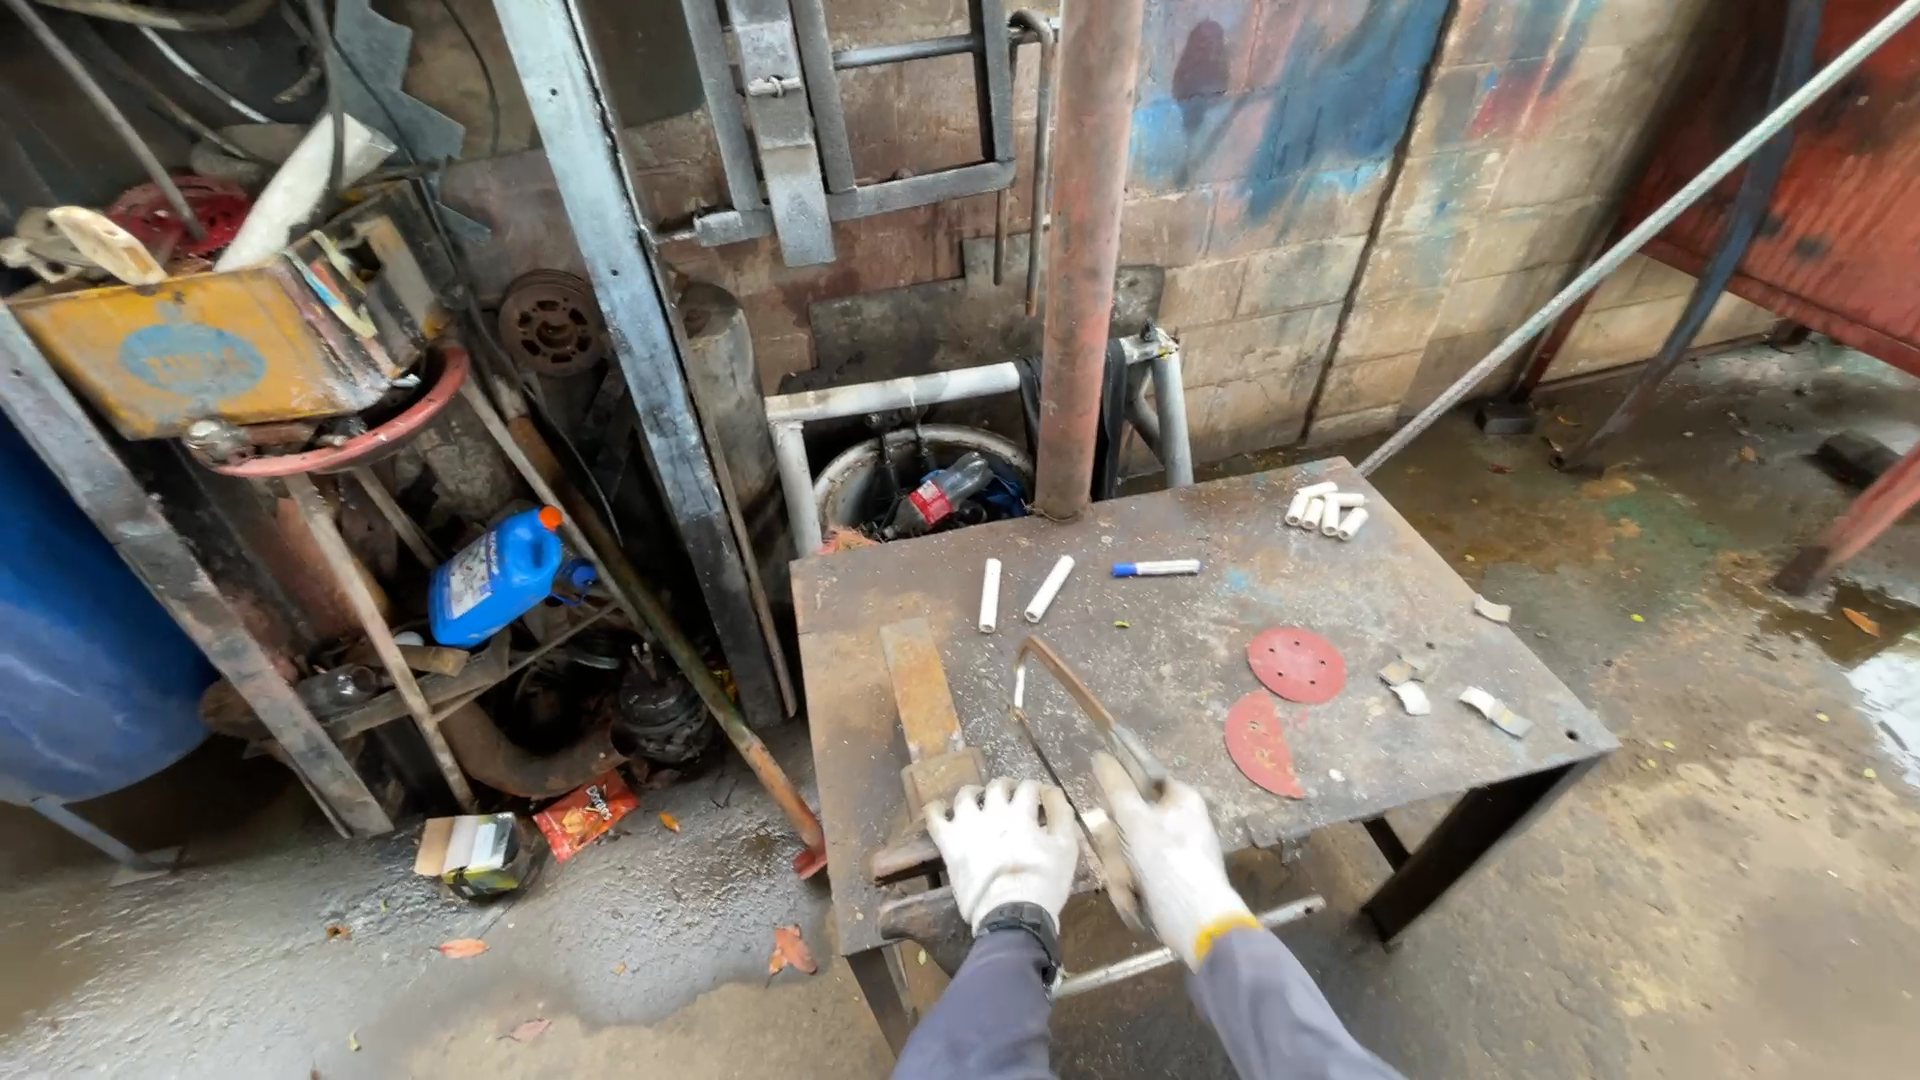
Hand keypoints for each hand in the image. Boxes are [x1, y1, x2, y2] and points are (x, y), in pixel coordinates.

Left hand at [925, 778, 1078, 933]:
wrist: (1012, 913)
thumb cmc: (1044, 882)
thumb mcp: (1066, 848)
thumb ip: (1062, 815)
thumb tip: (1053, 792)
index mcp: (1021, 812)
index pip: (1028, 787)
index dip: (1036, 789)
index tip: (1039, 798)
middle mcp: (992, 811)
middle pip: (998, 786)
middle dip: (1007, 786)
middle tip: (1011, 797)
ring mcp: (967, 825)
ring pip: (966, 795)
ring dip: (974, 793)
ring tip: (978, 799)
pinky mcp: (949, 842)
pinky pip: (935, 818)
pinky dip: (936, 809)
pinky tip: (939, 808)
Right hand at [1092, 752, 1255, 969]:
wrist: (1199, 926)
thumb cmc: (1169, 864)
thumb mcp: (1136, 821)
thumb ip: (1116, 787)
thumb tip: (1100, 756)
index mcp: (1182, 799)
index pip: (1143, 780)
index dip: (1121, 794)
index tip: (1110, 812)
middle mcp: (1182, 821)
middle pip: (1130, 819)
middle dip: (1117, 846)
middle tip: (1122, 860)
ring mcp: (1176, 851)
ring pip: (1129, 849)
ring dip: (1122, 870)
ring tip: (1131, 886)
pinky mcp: (1171, 878)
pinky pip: (1138, 872)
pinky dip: (1132, 886)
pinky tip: (1134, 899)